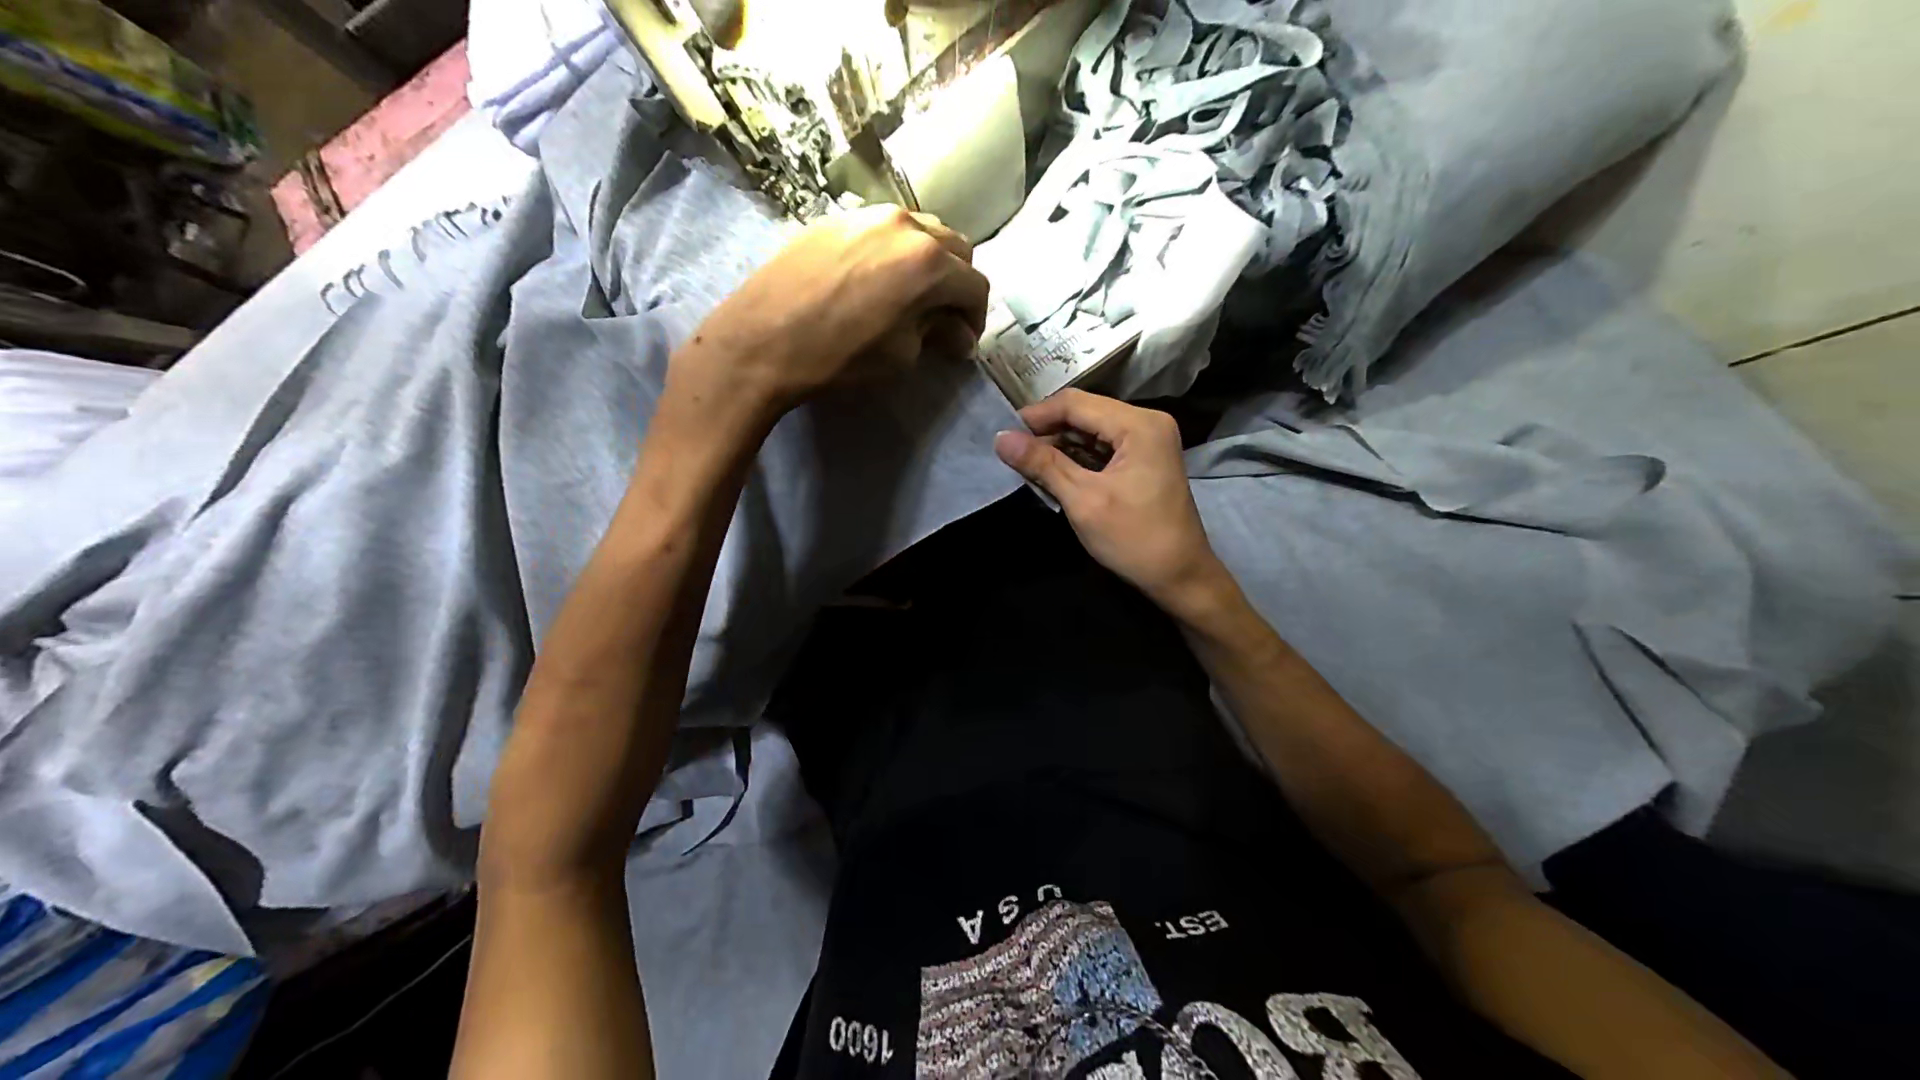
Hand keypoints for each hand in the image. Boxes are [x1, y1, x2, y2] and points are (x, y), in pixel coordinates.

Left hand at [665, 205, 989, 431]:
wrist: (759, 340)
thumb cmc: (837, 356)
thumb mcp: (901, 354)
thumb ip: (936, 334)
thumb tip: (956, 333)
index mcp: (929, 262)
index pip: (975, 286)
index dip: (975, 318)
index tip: (961, 342)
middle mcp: (905, 225)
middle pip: (955, 248)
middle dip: (956, 284)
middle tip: (941, 317)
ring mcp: (867, 214)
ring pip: (919, 231)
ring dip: (927, 261)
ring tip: (909, 294)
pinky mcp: (835, 217)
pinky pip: (882, 229)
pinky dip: (893, 252)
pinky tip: (874, 280)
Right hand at [994, 389, 1233, 619]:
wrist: (1179, 576)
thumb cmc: (1133, 538)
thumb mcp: (1082, 500)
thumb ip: (1042, 464)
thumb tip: (1000, 439)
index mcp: (1139, 424)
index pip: (1076, 403)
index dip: (1037, 416)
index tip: (1004, 435)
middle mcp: (1147, 422)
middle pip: (1085, 412)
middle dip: (1047, 431)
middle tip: (1013, 452)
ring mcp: (1148, 440)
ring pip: (1092, 430)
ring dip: (1060, 445)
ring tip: (1027, 464)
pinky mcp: (1144, 459)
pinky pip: (1103, 447)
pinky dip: (1078, 457)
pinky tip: (1053, 471)